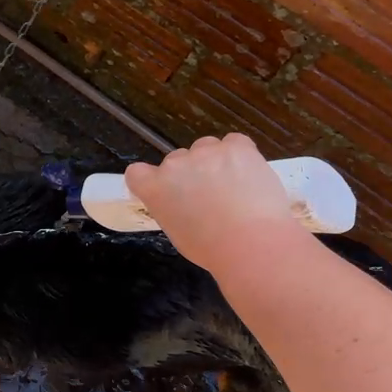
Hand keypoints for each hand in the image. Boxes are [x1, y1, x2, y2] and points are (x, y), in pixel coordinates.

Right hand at [125, 134, 305, 270]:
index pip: (138, 172)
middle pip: (177, 160)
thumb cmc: (212, 249)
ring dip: (214, 162)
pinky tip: (249, 175)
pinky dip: (240, 155)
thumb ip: (171, 208)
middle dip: (190, 174)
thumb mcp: (177, 232)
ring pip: (206, 148)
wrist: (254, 243)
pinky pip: (234, 143)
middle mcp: (175, 164)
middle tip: (210, 197)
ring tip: (235, 187)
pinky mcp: (237, 147)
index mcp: (154, 187)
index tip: (168, 192)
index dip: (152, 180)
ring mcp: (206, 152)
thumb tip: (184, 203)